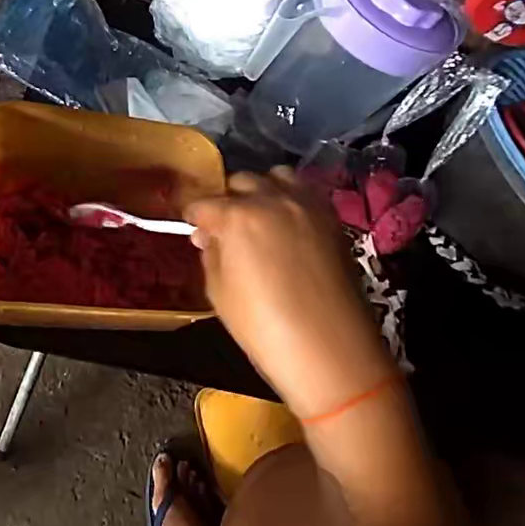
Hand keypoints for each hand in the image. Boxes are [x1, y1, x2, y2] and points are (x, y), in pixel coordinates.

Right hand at [184, 169, 396, 417]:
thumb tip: (210, 235)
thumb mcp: (220, 294)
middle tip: (224, 227)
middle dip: (228, 200)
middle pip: (241, 182)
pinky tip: (287, 225)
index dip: (194, 215)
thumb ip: (211, 254)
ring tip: (259, 218)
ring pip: (277, 177)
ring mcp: (307, 205)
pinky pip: (305, 193)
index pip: (204, 203)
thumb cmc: (265, 328)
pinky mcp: (331, 218)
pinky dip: (290, 199)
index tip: (193, 226)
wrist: (331, 348)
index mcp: (238, 217)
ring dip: (262, 191)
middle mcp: (273, 199)